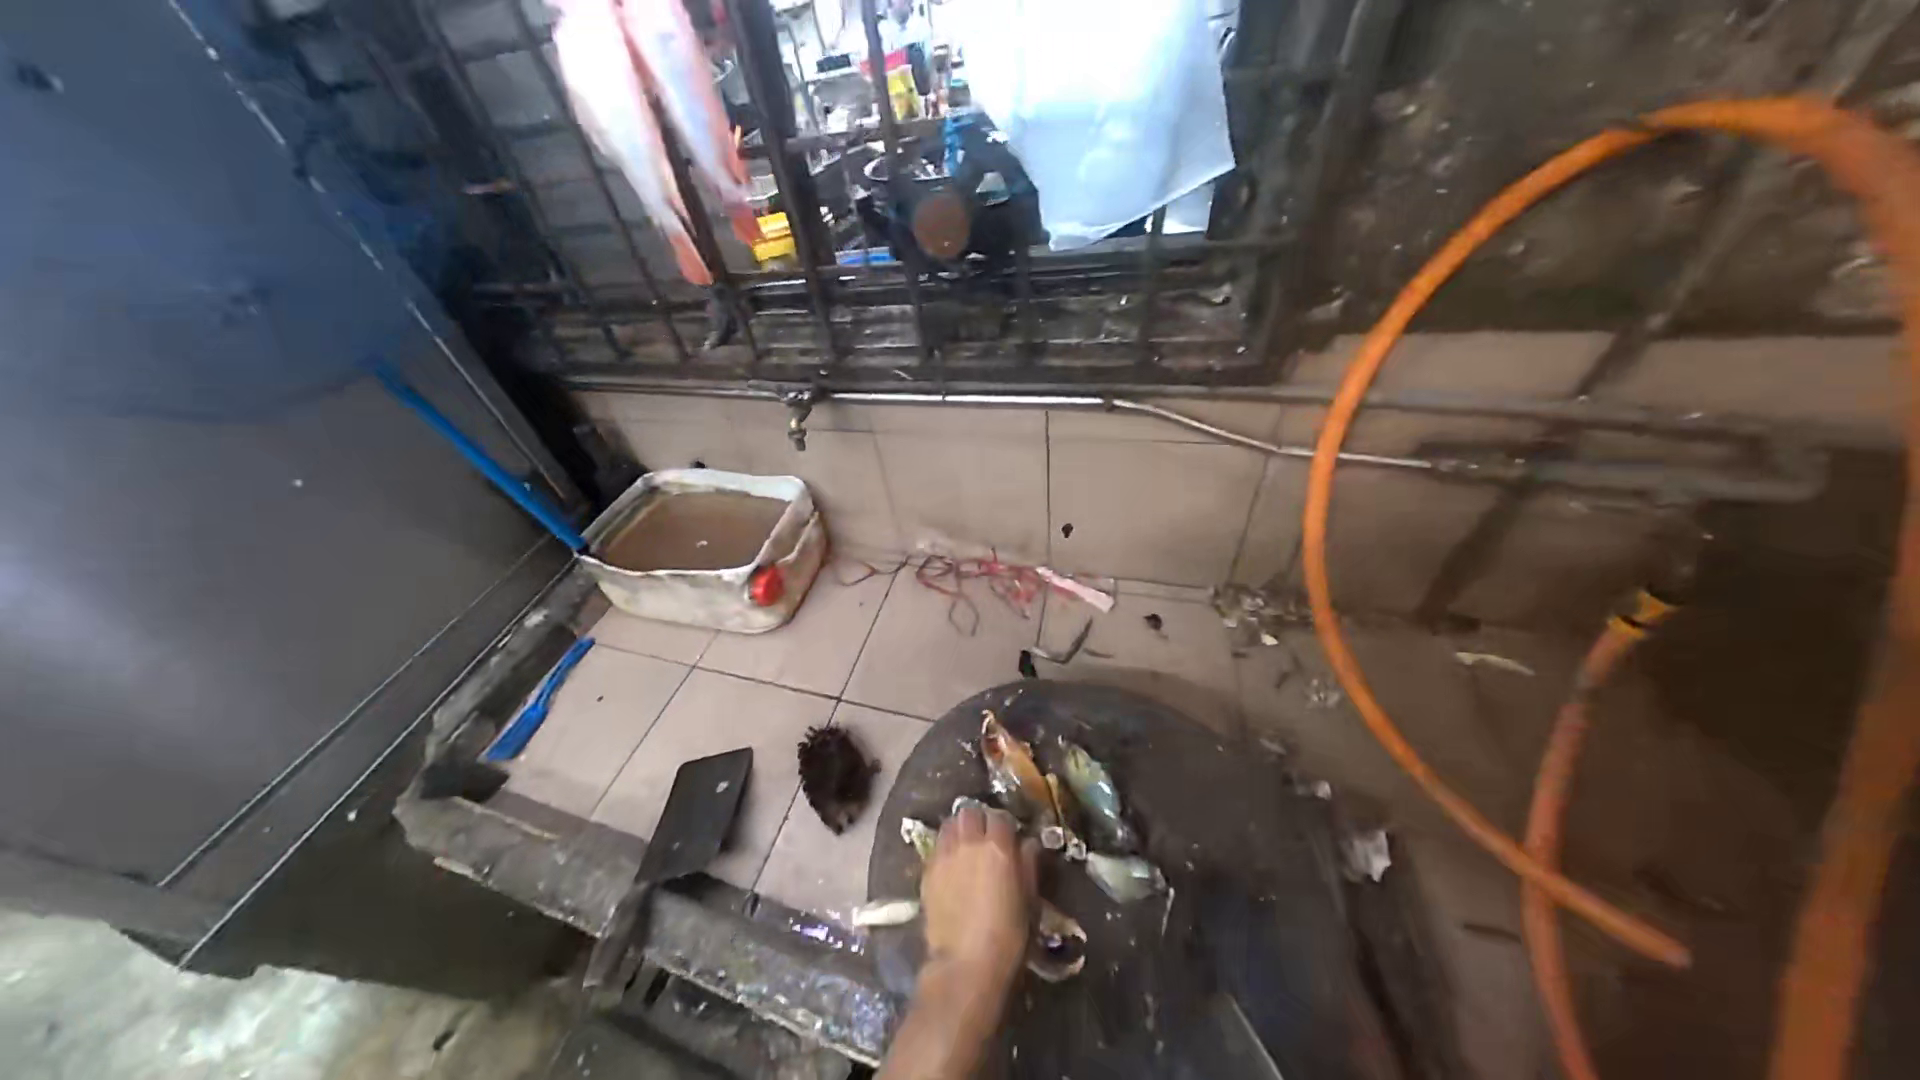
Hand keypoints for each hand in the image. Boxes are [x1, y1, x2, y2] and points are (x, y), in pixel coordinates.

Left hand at [920, 805, 1037, 987]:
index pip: (1000, 816)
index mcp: (997, 846)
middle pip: (970, 812)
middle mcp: (968, 842)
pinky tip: (951, 866)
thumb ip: (1028, 864)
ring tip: (965, 846)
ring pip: (949, 824)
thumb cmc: (1007, 935)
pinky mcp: (927, 870)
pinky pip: (936, 846)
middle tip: (985, 838)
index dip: (1004, 824)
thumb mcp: (1028, 898)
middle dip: (978, 820)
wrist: (965, 963)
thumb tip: (1028, 843)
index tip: (1008, 837)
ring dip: (959, 830)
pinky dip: (945, 848)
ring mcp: (944, 854)